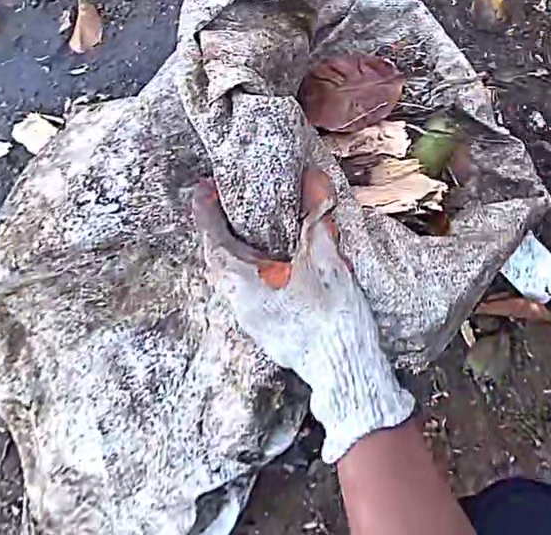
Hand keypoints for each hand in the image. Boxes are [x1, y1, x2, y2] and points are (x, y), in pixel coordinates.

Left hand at [192, 168, 413, 461]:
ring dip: (239, 247)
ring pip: (235, 275)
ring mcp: (253, 319)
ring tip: (251, 223)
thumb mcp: (325, 258)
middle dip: (221, 227)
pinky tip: (275, 257)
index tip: (204, 188)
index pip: (213, 240)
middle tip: (226, 200)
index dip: (206, 211)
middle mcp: (240, 303)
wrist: (345, 372)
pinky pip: (251, 288)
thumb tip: (313, 179)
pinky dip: (255, 265)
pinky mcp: (268, 326)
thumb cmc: (331, 317)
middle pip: (220, 258)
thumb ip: (315, 217)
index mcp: (244, 284)